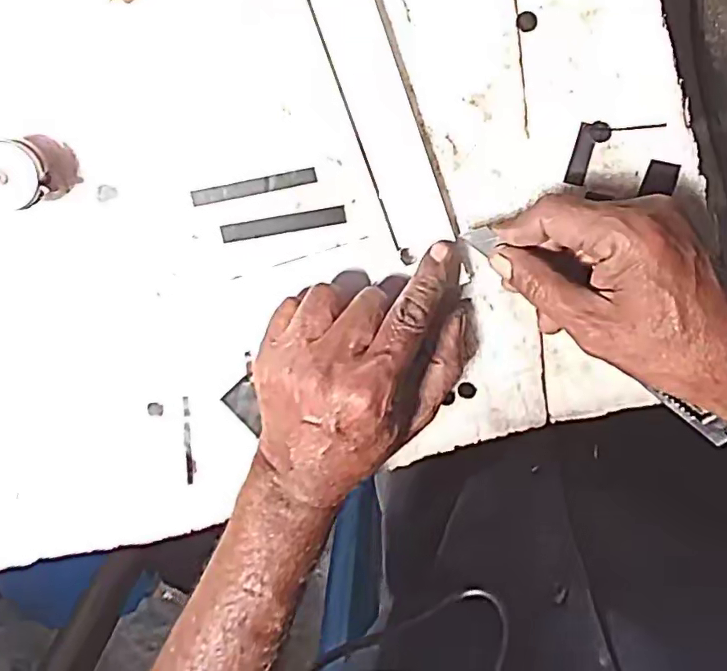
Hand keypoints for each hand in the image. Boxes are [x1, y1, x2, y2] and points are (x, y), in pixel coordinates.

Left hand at [251, 241, 469, 509]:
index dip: (430, 279)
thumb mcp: (415, 416)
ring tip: (350, 333)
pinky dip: (316, 307)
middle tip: (383, 331)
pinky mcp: (271, 348)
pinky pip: (301, 297)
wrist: (299, 470)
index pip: (410, 314)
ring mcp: (297, 355)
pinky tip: (323, 332)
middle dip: (388, 305)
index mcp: (372, 386)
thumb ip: (444, 362)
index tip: (439, 255)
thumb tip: (455, 316)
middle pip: (375, 296)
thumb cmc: (358, 446)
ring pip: (337, 289)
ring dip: (350, 303)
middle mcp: (332, 367)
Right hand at [492, 194, 726, 412]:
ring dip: (568, 258)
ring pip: (589, 224)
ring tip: (561, 301)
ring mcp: (661, 216)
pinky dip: (594, 255)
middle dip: (544, 253)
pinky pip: (614, 229)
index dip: (517, 230)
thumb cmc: (682, 350)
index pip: (552, 212)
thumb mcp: (592, 325)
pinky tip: (587, 288)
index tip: (499, 244)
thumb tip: (509, 262)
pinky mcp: (667, 225)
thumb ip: (541, 286)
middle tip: (527, 284)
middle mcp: (648, 214)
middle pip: (570, 216)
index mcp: (629, 233)